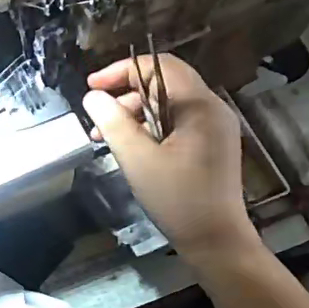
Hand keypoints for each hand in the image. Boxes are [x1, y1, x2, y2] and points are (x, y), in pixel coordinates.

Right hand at [83, 53, 263, 266]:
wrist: (215, 240)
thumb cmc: (177, 199)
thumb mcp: (137, 160)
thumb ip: (113, 123)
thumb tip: (93, 97)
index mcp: (199, 106)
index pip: (160, 67)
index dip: (123, 70)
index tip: (93, 86)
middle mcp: (213, 109)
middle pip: (164, 84)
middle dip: (126, 95)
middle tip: (97, 116)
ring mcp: (215, 128)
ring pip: (168, 105)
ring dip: (135, 115)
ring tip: (107, 137)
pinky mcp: (212, 145)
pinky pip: (177, 123)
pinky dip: (151, 128)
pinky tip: (131, 148)